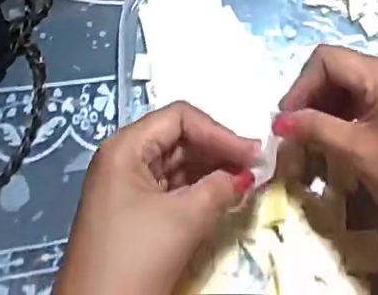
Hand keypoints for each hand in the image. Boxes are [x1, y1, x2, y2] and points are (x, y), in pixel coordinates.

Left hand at [54, 101, 258, 294]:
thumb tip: (245, 176)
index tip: (253, 154)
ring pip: (176, 165)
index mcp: (126, 146)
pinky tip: (222, 197)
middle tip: (255, 168)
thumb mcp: (182, 221)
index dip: (218, 132)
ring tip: (244, 182)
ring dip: (210, 171)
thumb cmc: (135, 259)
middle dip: (217, 151)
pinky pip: (169, 189)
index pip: (179, 118)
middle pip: (178, 138)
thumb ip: (217, 190)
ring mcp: (125, 186)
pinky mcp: (131, 213)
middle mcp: (123, 157)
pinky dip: (196, 191)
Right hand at [275, 45, 377, 294]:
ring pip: (345, 84)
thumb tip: (277, 121)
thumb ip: (316, 129)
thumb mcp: (358, 153)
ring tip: (308, 138)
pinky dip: (340, 115)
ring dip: (322, 106)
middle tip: (293, 129)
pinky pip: (359, 99)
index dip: (300, 85)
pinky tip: (332, 139)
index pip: (325, 59)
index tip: (285, 119)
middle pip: (334, 68)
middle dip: (309, 95)